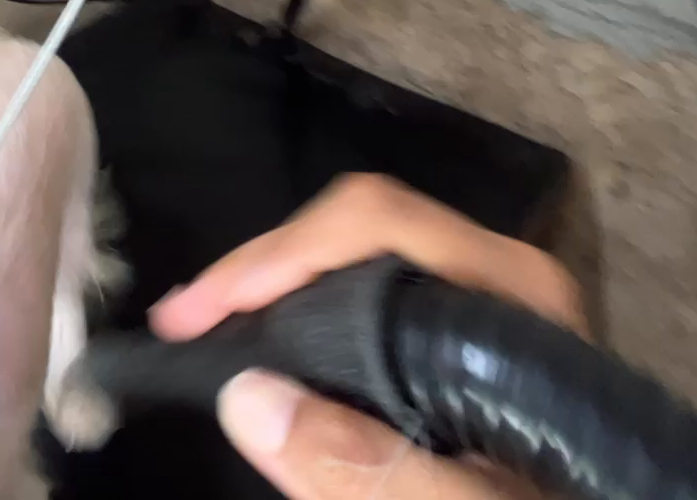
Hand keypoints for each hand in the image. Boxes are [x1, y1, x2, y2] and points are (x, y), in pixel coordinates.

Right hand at [149, 174, 586, 499]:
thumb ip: (372, 474)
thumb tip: (247, 398)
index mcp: (508, 296)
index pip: (373, 224)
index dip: (275, 256)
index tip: (198, 311)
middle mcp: (493, 267)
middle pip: (352, 223)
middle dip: (261, 268)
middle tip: (188, 319)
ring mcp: (477, 286)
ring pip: (351, 244)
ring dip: (274, 282)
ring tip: (212, 325)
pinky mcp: (459, 312)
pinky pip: (362, 275)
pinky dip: (302, 299)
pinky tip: (267, 333)